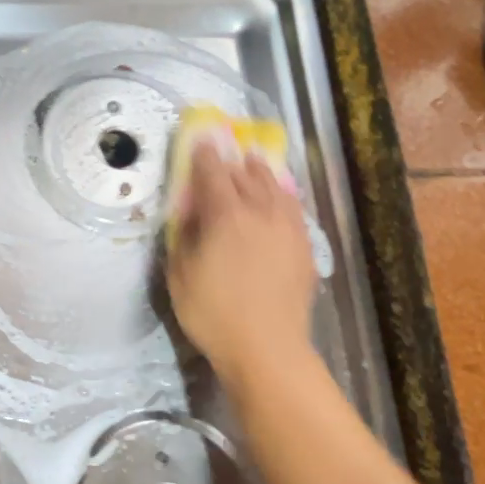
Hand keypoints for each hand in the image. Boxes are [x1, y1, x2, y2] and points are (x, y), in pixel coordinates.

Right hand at [165, 136, 317, 382]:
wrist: (266, 345)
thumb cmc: (211, 313)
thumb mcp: (180, 274)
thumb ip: (185, 234)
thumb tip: (189, 208)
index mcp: (225, 216)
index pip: (212, 173)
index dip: (204, 155)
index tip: (200, 138)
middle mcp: (260, 211)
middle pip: (245, 175)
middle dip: (232, 160)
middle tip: (224, 149)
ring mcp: (287, 227)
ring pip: (275, 187)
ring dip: (261, 172)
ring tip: (254, 163)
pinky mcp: (303, 245)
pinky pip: (293, 207)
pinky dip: (282, 194)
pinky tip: (279, 196)